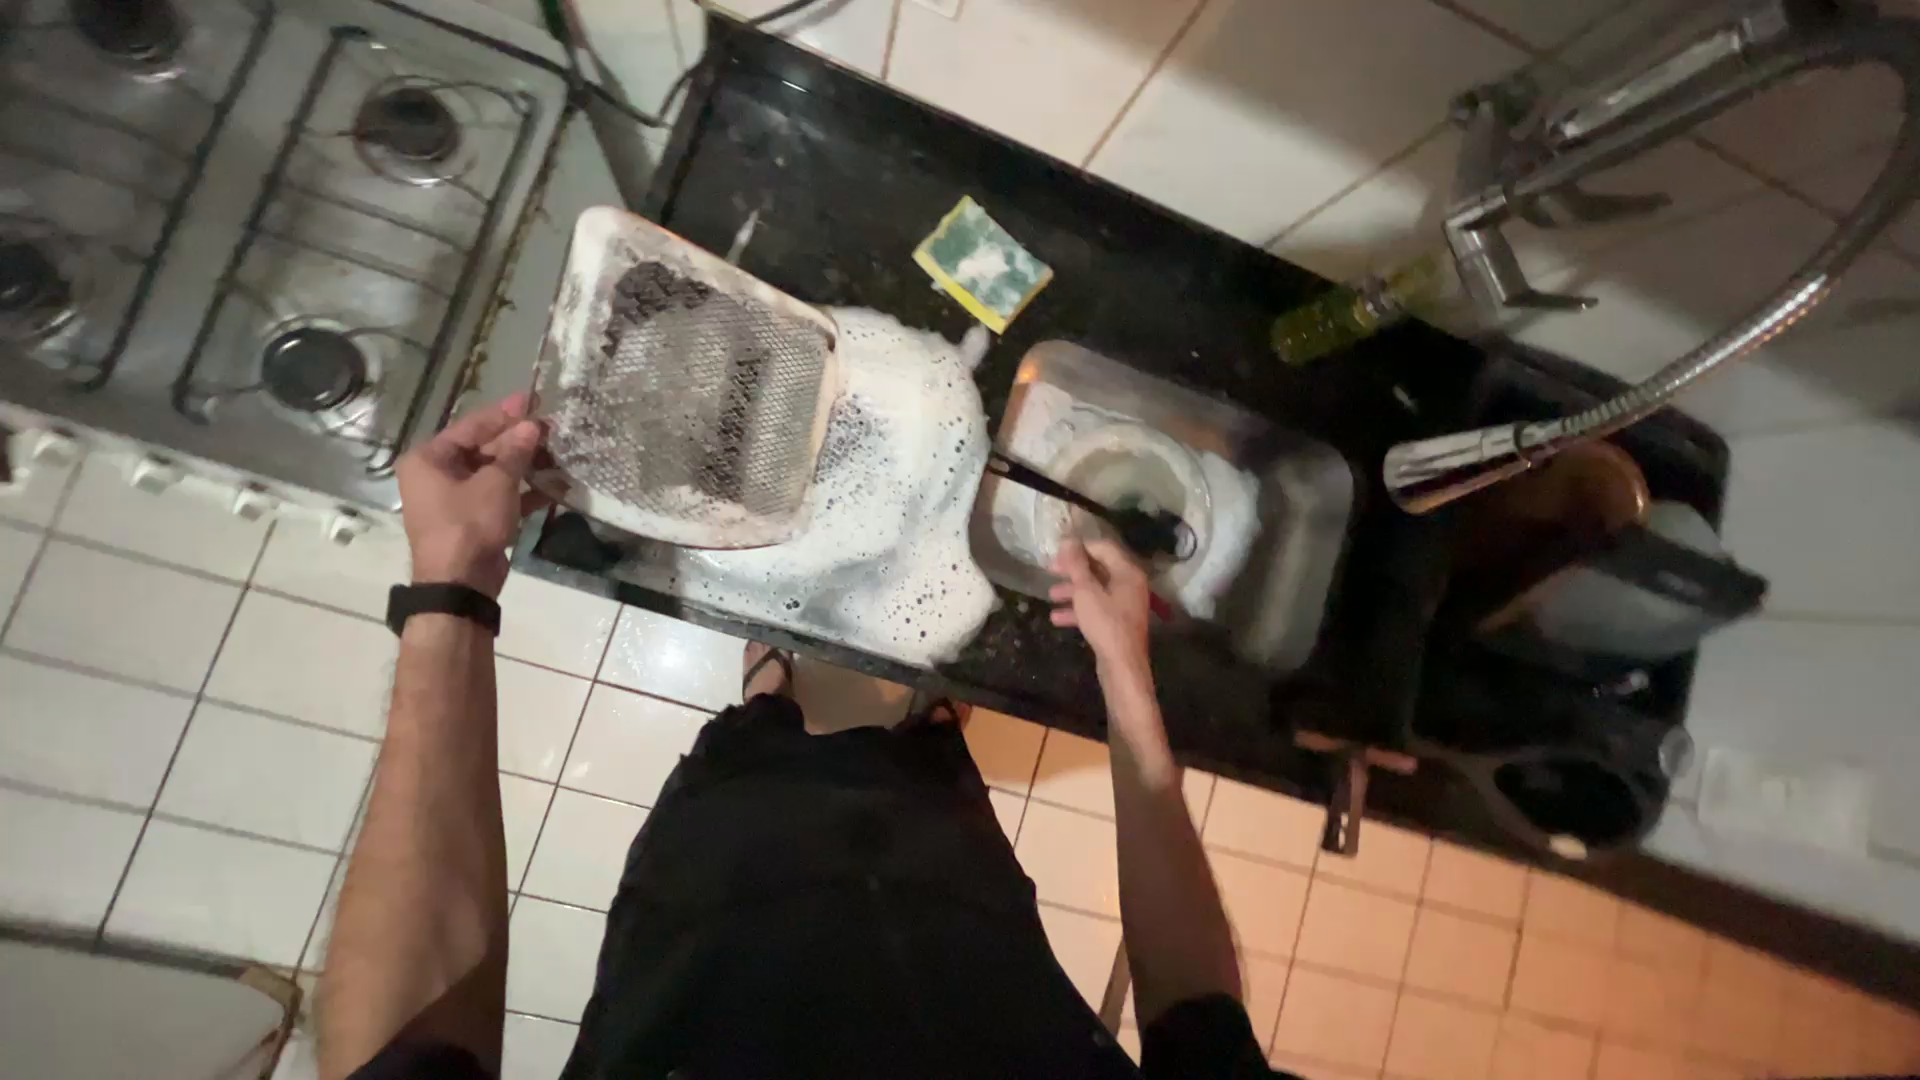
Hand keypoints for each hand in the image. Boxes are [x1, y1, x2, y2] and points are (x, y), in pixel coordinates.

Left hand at [397, 392, 547, 597]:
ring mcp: (456, 497)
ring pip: (495, 472)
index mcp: (429, 458)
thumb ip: (515, 453)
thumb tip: (533, 426)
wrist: (460, 580)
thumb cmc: (469, 524)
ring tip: (558, 454)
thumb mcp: (496, 484)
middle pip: (484, 449)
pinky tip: (553, 486)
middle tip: (552, 428)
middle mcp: (437, 474)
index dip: (505, 413)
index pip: (472, 427)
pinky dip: (524, 491)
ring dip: (525, 465)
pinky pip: (500, 495)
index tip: (533, 399)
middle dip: (519, 440)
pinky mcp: (474, 518)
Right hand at [1049, 538, 1152, 685]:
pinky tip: (1057, 617)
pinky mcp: (1118, 621)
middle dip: (1073, 571)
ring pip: (1096, 590)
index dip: (1079, 548)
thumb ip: (1076, 565)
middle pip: (1099, 569)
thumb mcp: (1086, 591)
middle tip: (1049, 571)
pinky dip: (1079, 609)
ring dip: (1072, 591)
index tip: (1057, 553)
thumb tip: (1068, 541)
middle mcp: (1130, 584)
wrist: (1122, 665)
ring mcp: (1125, 604)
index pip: (1103, 548)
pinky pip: (1097, 607)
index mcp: (1127, 572)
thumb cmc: (1105, 623)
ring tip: (1051, 595)